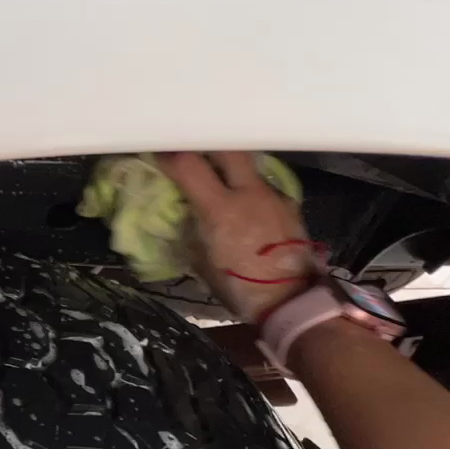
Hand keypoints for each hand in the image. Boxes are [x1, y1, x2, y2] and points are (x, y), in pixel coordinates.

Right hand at [157, 151, 317, 321]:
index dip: (170, 157)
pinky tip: (243, 204)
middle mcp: (250, 194)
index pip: (189, 166)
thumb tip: (184, 213)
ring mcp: (273, 197)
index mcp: (221, 210)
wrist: (290, 301)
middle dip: (205, 147)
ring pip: (248, 166)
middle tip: (190, 152)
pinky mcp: (288, 206)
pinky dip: (247, 188)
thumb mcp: (200, 260)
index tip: (159, 155)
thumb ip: (191, 229)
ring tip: (217, 177)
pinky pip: (262, 186)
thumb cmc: (238, 287)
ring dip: (229, 166)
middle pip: (227, 150)